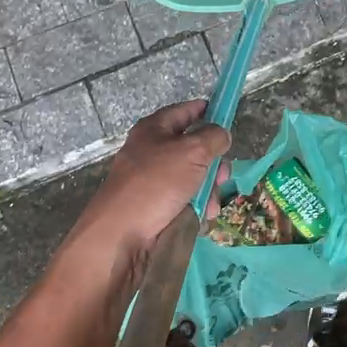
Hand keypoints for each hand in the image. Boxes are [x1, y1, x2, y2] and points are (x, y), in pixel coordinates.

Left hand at [83, 100, 230, 254]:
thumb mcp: (192, 151)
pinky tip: (202, 216)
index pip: (185, 111)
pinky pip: (185, 198)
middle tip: (223, 176)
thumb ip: (214, 137)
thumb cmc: (156, 184)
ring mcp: (153, 180)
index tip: (227, 117)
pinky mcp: (155, 205)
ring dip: (209, 189)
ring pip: (193, 176)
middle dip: (214, 163)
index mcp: (154, 129)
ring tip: (211, 204)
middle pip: (194, 148)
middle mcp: (152, 151)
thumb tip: (221, 134)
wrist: (120, 235)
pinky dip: (197, 205)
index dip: (206, 110)